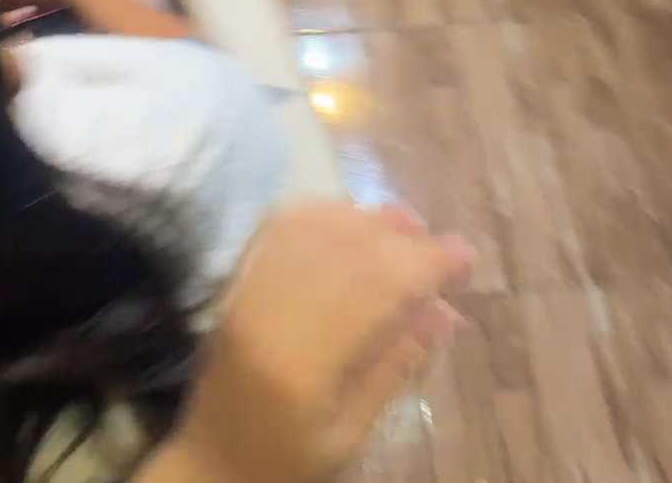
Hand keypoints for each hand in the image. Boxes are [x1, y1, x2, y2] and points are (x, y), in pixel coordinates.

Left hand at [147, 204, 475, 482]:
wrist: (206, 464)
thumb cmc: (284, 463)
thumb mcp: (349, 435)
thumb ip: (393, 368)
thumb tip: (443, 312)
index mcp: (301, 361)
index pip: (374, 289)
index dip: (425, 265)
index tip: (465, 257)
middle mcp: (269, 310)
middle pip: (346, 250)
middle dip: (403, 240)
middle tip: (444, 246)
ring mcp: (246, 289)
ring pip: (315, 228)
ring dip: (366, 219)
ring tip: (408, 226)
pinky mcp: (235, 281)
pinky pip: (281, 227)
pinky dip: (323, 213)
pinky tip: (352, 219)